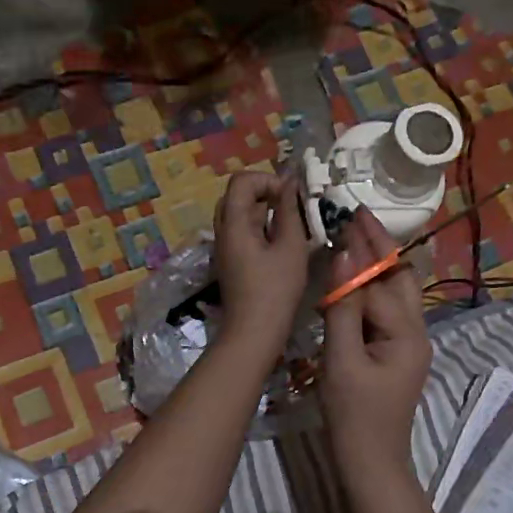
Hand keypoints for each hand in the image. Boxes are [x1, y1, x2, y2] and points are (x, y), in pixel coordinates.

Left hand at [213, 170, 310, 350]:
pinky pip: (240, 233)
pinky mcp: (230, 261)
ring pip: (238, 214)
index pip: (240, 181)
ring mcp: (223, 248)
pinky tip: (279, 244)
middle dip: (264, 192)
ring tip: (288, 226)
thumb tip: (291, 182)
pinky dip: (259, 228)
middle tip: (289, 208)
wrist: (253, 332)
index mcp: (232, 224)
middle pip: (236, 195)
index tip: (288, 197)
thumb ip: (290, 210)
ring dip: (263, 211)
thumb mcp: (291, 247)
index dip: (266, 179)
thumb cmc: (275, 290)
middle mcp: (221, 232)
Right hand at [320, 212, 429, 470]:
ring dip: (379, 265)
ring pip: (397, 294)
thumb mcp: (342, 361)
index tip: (347, 215)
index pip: (380, 281)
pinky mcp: (395, 356)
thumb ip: (344, 308)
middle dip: (380, 247)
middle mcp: (415, 333)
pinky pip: (387, 312)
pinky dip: (372, 290)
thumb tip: (345, 257)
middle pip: (400, 279)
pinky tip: (356, 282)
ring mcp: (407, 346)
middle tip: (357, 217)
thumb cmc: (353, 415)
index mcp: (406, 333)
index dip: (362, 249)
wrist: (369, 462)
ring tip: (358, 239)